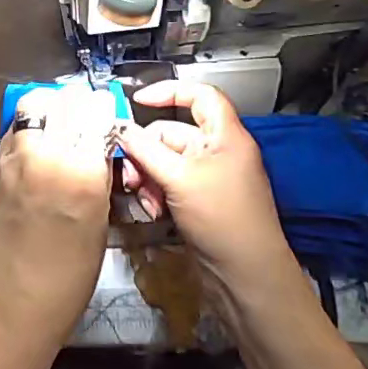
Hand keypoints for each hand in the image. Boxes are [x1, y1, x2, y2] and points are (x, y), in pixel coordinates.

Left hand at [0, 87, 116, 346]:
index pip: (96, 115)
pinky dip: (31, 126)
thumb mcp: (102, 215)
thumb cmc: (72, 268)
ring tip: (62, 126)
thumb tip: (101, 139)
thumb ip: (100, 169)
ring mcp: (15, 158)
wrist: (19, 295)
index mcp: (80, 171)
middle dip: (79, 107)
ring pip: (35, 106)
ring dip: (52, 110)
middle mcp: (45, 155)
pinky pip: (16, 128)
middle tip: (86, 120)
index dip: (104, 113)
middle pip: (64, 103)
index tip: (107, 119)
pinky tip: (40, 144)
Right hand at [115, 81, 295, 298]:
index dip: (170, 92)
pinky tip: (153, 211)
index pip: (200, 96)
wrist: (247, 276)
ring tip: (144, 198)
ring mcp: (210, 179)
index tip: (139, 100)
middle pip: (173, 134)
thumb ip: (146, 150)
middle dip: (147, 151)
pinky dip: (158, 194)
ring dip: (149, 177)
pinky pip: (172, 186)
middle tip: (130, 172)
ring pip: (167, 163)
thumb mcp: (179, 178)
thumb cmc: (223, 219)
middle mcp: (218, 153)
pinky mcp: (202, 202)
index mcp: (225, 136)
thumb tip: (120, 130)